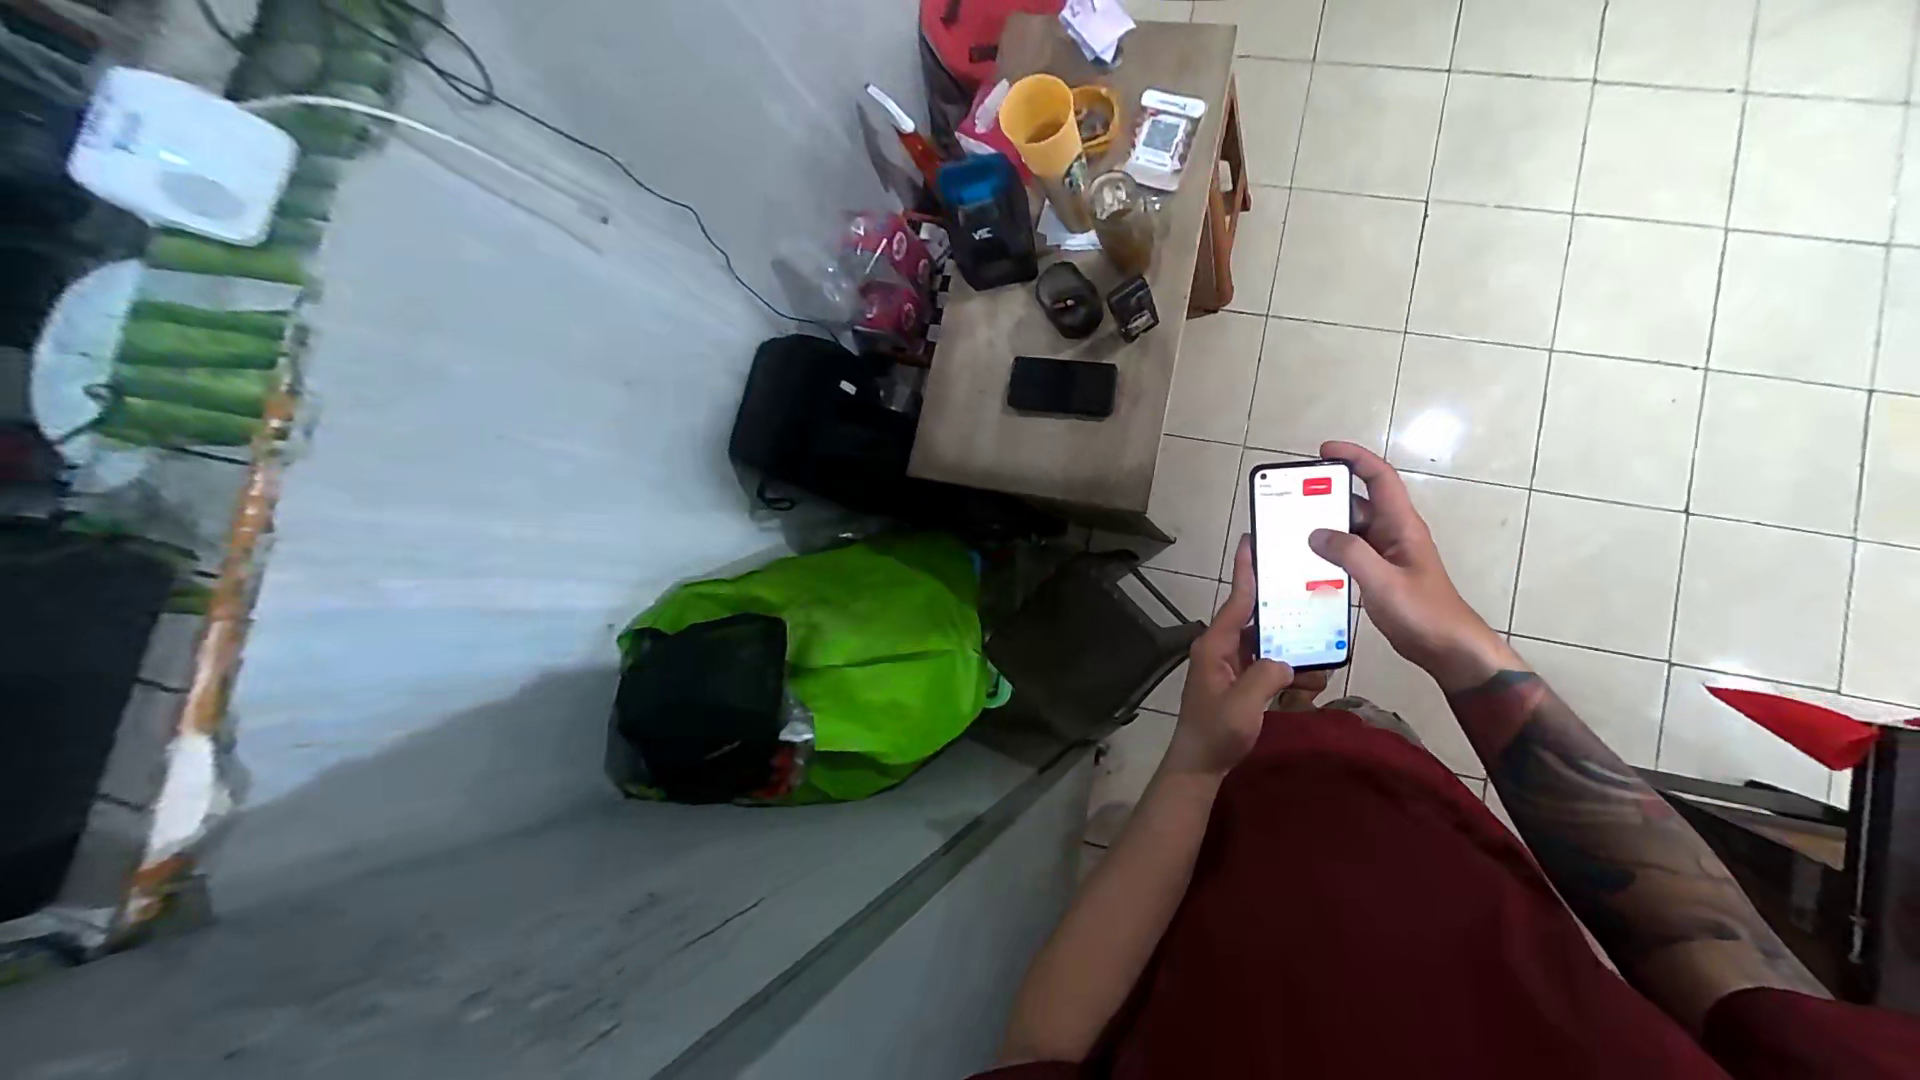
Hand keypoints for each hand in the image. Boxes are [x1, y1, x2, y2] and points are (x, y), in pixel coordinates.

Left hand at [1165, 536, 1297, 777]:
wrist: (1201, 764)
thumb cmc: (1215, 732)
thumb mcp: (1243, 704)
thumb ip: (1266, 676)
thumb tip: (1286, 661)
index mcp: (1214, 645)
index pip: (1236, 602)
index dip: (1246, 572)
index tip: (1252, 542)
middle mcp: (1221, 648)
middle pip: (1257, 619)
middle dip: (1286, 614)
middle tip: (1314, 598)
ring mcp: (1231, 665)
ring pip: (1268, 644)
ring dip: (1294, 651)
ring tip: (1323, 657)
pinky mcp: (1241, 681)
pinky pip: (1269, 666)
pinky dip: (1290, 671)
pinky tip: (1312, 683)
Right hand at [1307, 441, 1507, 691]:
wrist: (1448, 649)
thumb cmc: (1424, 612)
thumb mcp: (1384, 581)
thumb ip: (1350, 554)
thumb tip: (1315, 533)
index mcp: (1401, 526)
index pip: (1380, 478)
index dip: (1354, 458)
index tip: (1324, 450)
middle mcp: (1391, 534)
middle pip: (1356, 503)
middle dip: (1326, 495)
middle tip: (1291, 496)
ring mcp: (1383, 555)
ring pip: (1347, 530)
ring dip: (1321, 527)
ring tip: (1288, 528)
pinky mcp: (1375, 574)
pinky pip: (1345, 554)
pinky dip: (1325, 552)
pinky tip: (1303, 562)